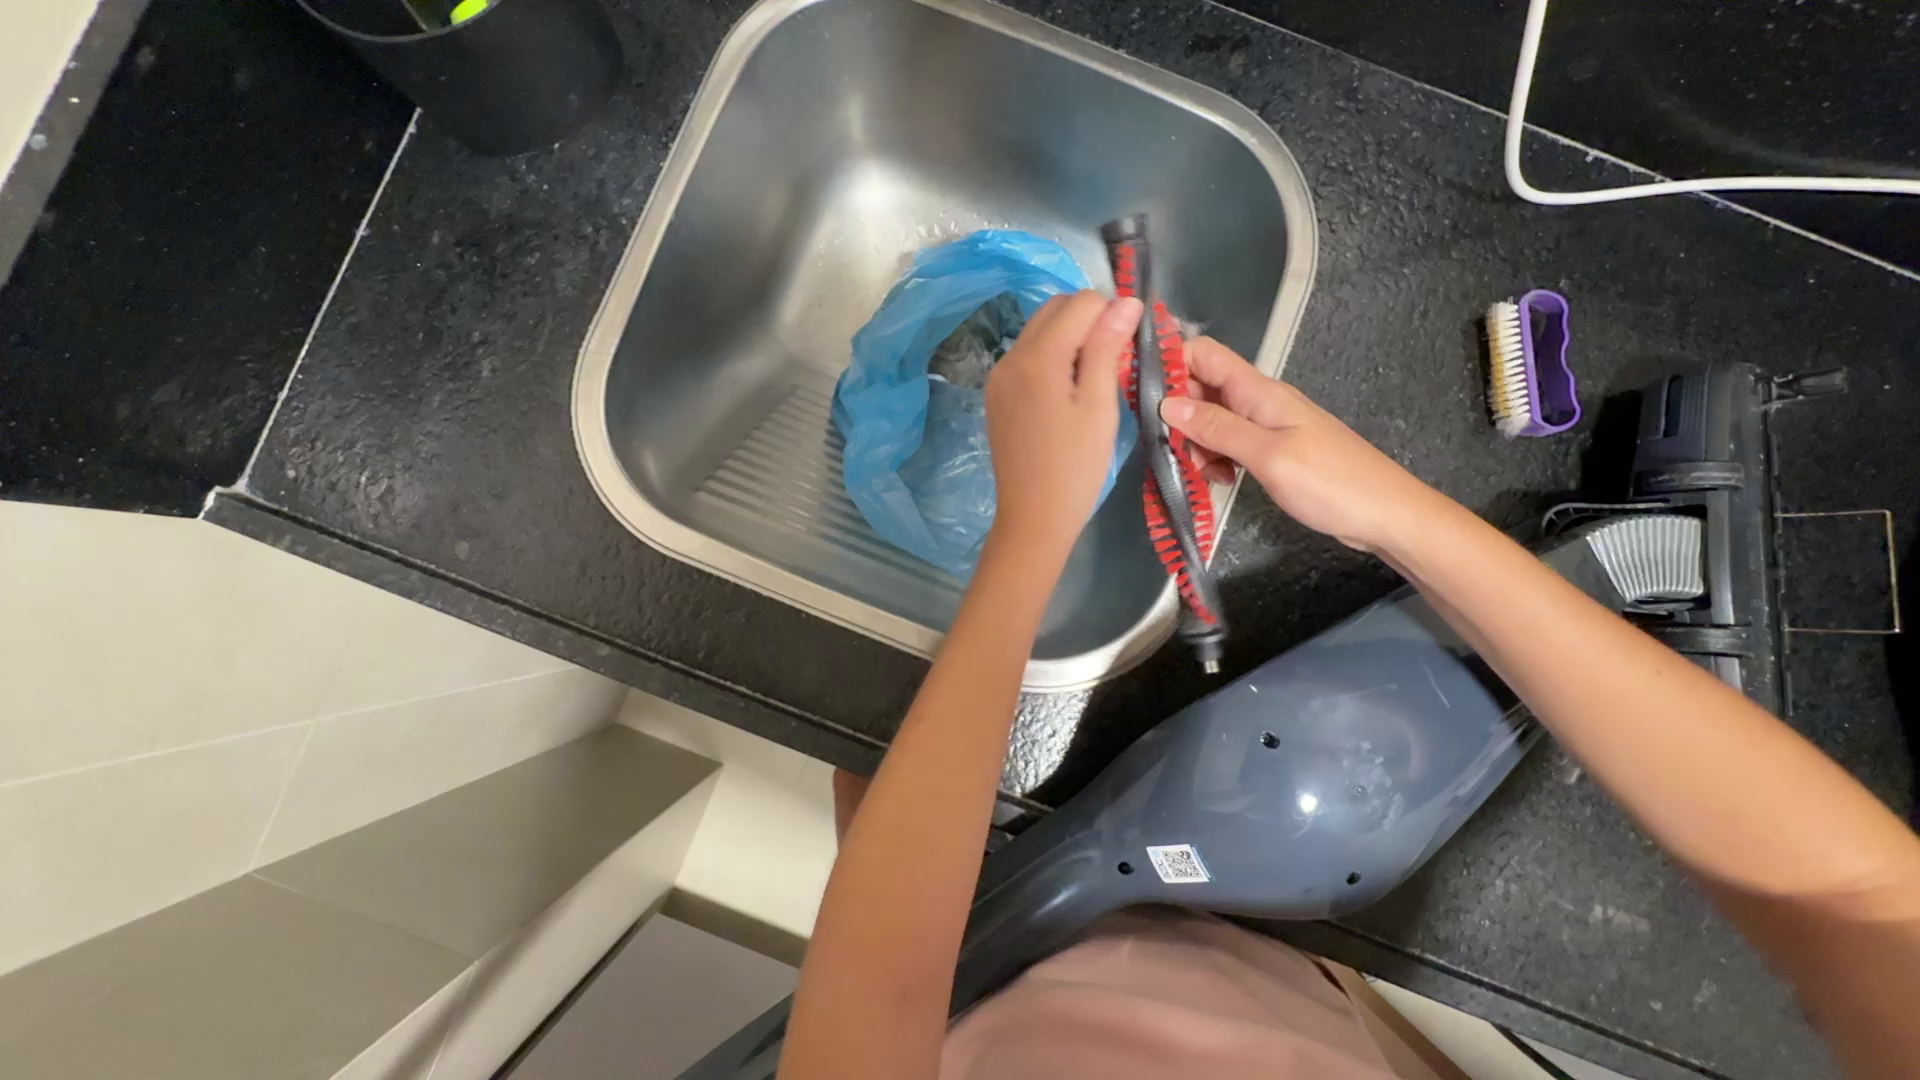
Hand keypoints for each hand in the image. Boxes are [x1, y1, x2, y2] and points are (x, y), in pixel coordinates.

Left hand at [985, 291, 1141, 558]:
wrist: (1033, 518)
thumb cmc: (1075, 467)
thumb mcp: (1100, 407)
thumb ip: (1108, 349)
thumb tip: (1127, 301)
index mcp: (1038, 357)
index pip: (1081, 302)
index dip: (1112, 315)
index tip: (1128, 351)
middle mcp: (1010, 357)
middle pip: (1056, 308)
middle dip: (1089, 321)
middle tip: (1113, 362)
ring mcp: (999, 376)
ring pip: (1040, 330)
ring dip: (1071, 338)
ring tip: (1094, 379)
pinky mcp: (996, 394)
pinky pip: (1027, 356)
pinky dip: (1052, 358)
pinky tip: (1068, 392)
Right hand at [1159, 337, 1444, 552]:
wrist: (1385, 515)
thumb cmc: (1331, 482)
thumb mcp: (1268, 456)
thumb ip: (1218, 429)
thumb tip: (1167, 404)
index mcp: (1259, 392)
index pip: (1203, 354)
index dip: (1169, 363)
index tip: (1139, 394)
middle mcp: (1258, 402)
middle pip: (1201, 388)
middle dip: (1177, 413)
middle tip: (1168, 448)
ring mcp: (1265, 426)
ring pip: (1212, 420)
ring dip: (1195, 442)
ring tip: (1197, 472)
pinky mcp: (1270, 450)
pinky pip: (1229, 444)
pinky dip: (1215, 459)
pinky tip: (1219, 480)